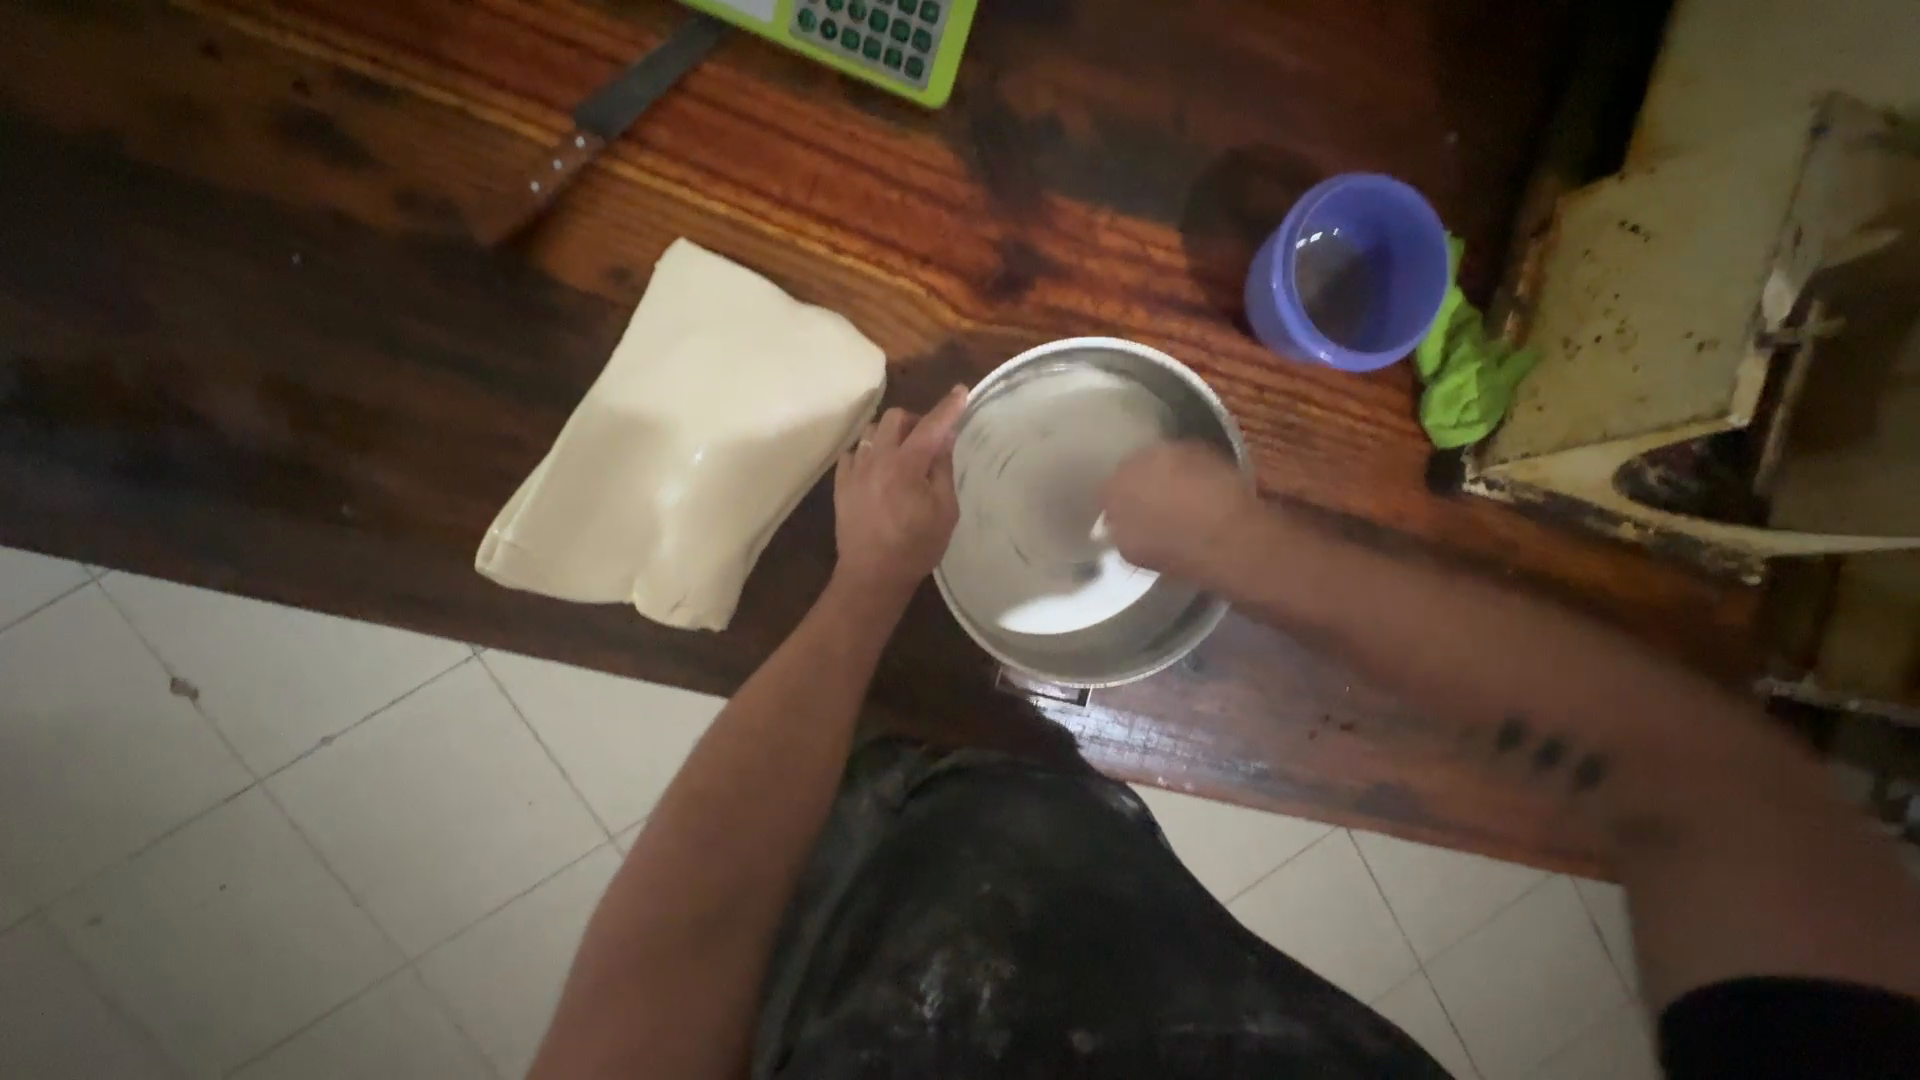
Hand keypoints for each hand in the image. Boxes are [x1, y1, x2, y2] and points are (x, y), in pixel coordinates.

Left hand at [831, 385, 967, 601]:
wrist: (872, 576)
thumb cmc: (916, 548)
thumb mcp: (944, 511)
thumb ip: (943, 470)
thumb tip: (944, 438)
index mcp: (906, 466)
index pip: (932, 426)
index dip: (948, 407)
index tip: (961, 391)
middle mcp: (877, 459)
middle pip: (896, 418)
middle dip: (916, 420)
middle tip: (930, 440)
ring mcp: (855, 470)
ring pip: (872, 431)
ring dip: (892, 434)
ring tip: (903, 454)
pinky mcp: (841, 484)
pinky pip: (854, 452)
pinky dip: (869, 452)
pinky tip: (879, 469)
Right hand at [1101, 440, 1257, 577]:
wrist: (1224, 536)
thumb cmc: (1171, 550)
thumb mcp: (1129, 550)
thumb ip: (1118, 529)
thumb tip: (1119, 522)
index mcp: (1112, 486)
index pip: (1106, 492)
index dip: (1116, 505)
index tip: (1126, 518)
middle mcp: (1137, 459)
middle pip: (1133, 469)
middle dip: (1141, 484)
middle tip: (1154, 506)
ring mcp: (1172, 449)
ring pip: (1162, 460)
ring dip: (1167, 474)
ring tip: (1181, 497)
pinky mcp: (1204, 447)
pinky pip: (1190, 459)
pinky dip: (1193, 471)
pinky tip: (1203, 490)